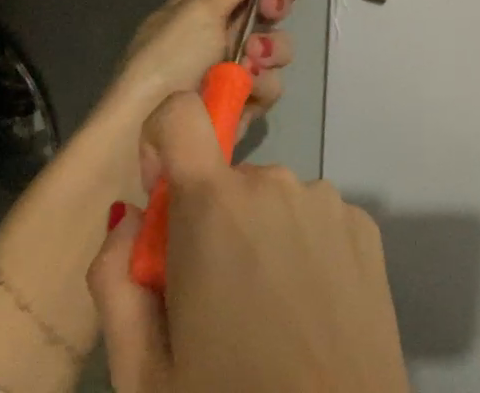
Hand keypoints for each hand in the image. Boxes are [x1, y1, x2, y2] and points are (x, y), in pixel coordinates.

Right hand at [88, 93, 410, 392]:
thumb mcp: (142, 369)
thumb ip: (113, 278)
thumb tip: (130, 220)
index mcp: (212, 204)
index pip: (180, 113)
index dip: (161, 141)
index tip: (162, 199)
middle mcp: (275, 184)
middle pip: (224, 178)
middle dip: (209, 222)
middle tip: (213, 300)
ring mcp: (327, 202)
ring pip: (270, 202)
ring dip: (259, 239)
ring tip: (268, 317)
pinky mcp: (365, 227)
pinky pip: (314, 220)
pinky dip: (303, 250)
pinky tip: (308, 313)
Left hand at [113, 0, 324, 126]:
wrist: (145, 133)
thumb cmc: (167, 60)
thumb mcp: (197, 11)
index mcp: (202, 6)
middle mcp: (219, 35)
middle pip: (271, 11)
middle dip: (275, 8)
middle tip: (269, 12)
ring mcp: (232, 71)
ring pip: (278, 50)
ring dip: (267, 52)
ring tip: (247, 64)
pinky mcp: (243, 105)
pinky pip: (270, 87)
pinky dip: (259, 87)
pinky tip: (242, 94)